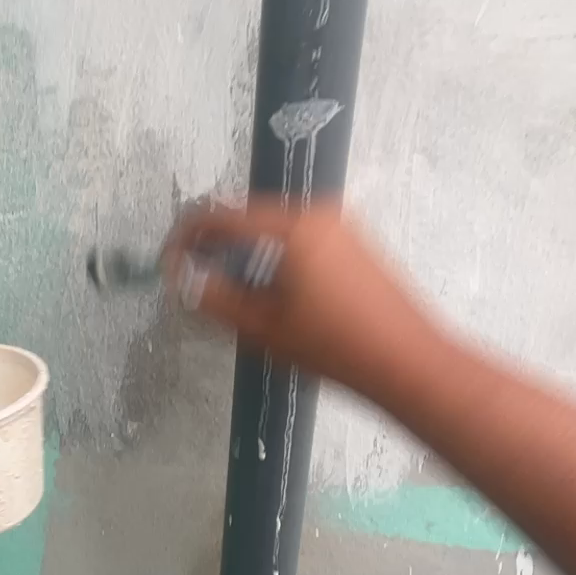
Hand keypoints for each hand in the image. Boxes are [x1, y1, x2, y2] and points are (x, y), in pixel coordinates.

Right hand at [162, 199, 446, 396]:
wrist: (409, 362)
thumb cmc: (332, 345)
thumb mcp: (257, 325)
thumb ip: (209, 295)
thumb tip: (178, 275)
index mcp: (290, 226)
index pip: (217, 215)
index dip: (183, 237)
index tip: (166, 263)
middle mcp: (316, 212)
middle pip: (243, 213)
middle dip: (211, 241)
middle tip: (190, 272)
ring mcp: (339, 224)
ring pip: (269, 224)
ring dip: (239, 246)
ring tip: (224, 282)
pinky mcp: (352, 240)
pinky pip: (294, 233)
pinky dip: (268, 250)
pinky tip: (264, 283)